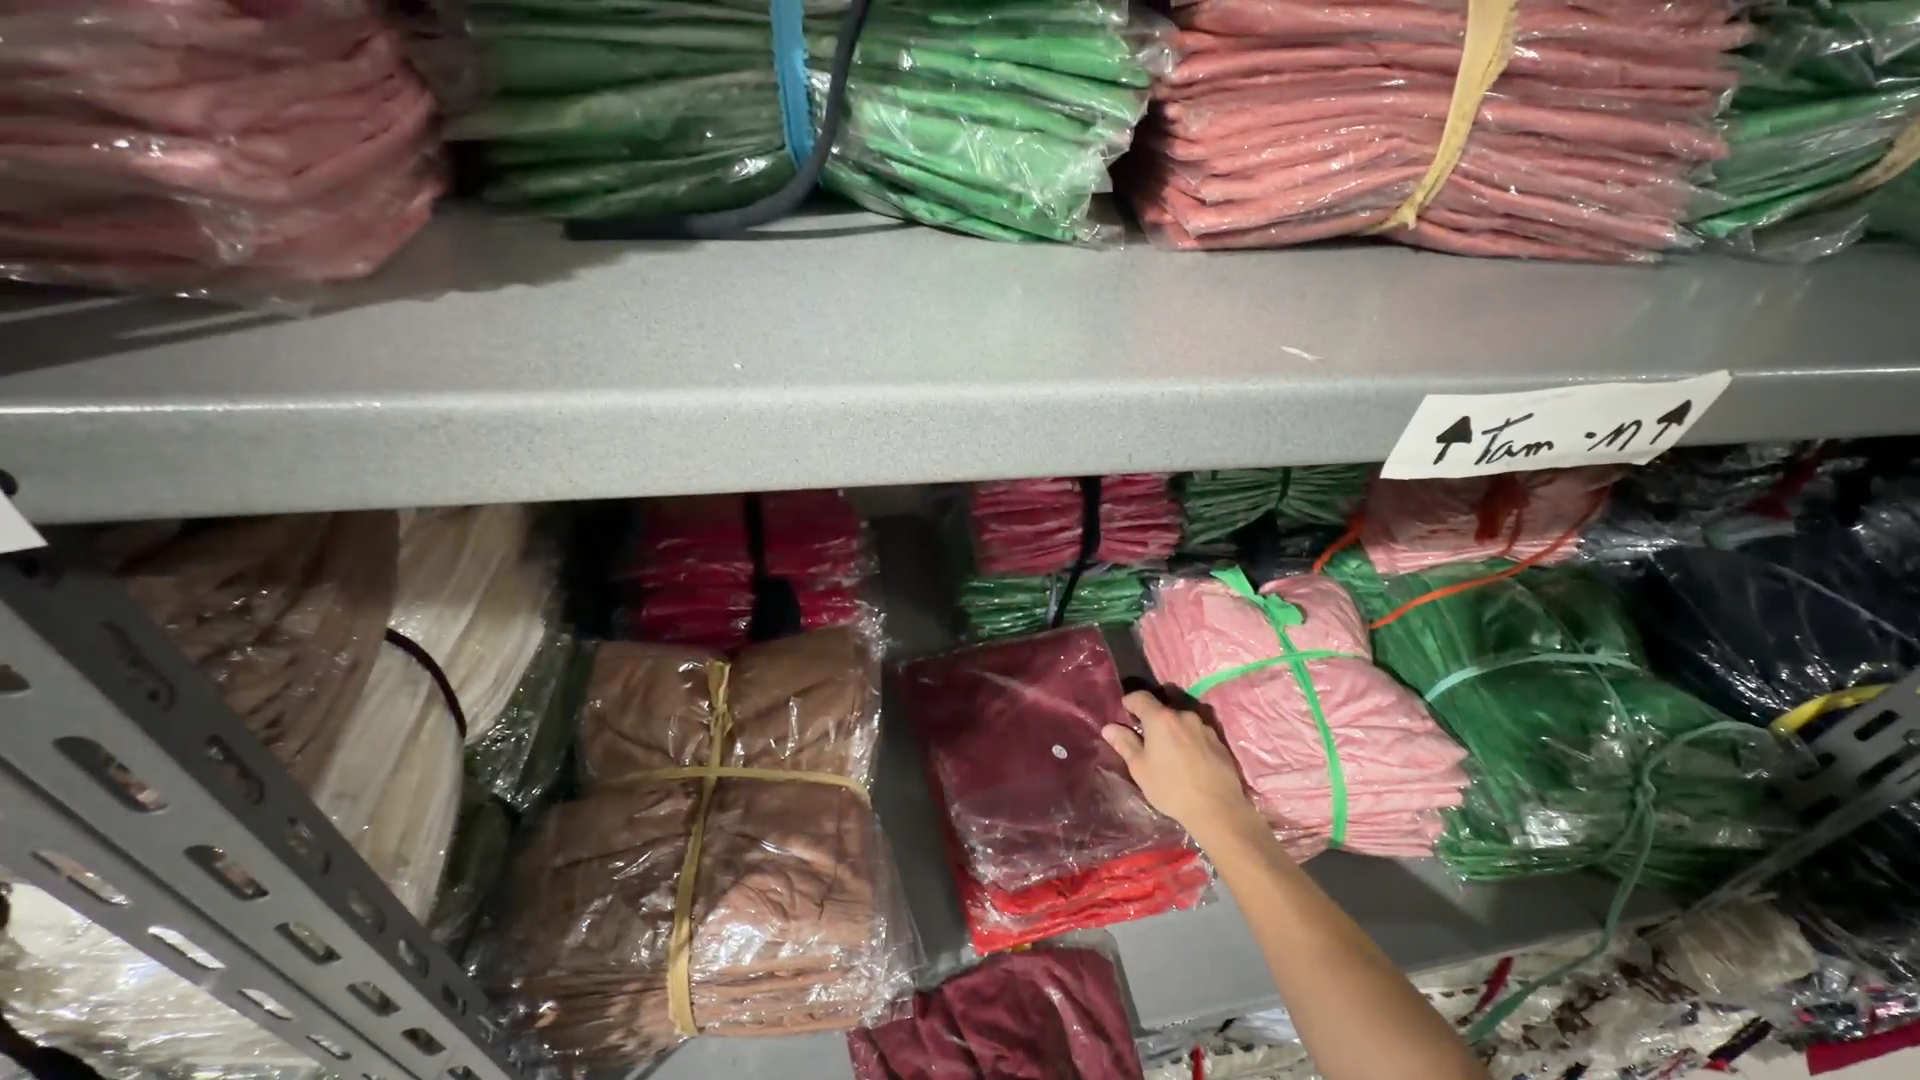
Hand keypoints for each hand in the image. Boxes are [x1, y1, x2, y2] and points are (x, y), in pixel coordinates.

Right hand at [1104, 691, 1264, 845]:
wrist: (1217, 808)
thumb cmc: (1171, 788)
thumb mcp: (1140, 768)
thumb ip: (1124, 743)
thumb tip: (1109, 727)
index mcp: (1161, 719)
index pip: (1140, 697)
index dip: (1129, 703)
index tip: (1125, 715)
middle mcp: (1184, 715)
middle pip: (1163, 709)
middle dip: (1152, 719)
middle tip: (1147, 740)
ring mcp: (1205, 727)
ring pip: (1182, 721)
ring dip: (1173, 730)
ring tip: (1170, 753)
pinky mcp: (1219, 741)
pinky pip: (1198, 733)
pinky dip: (1189, 740)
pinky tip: (1189, 761)